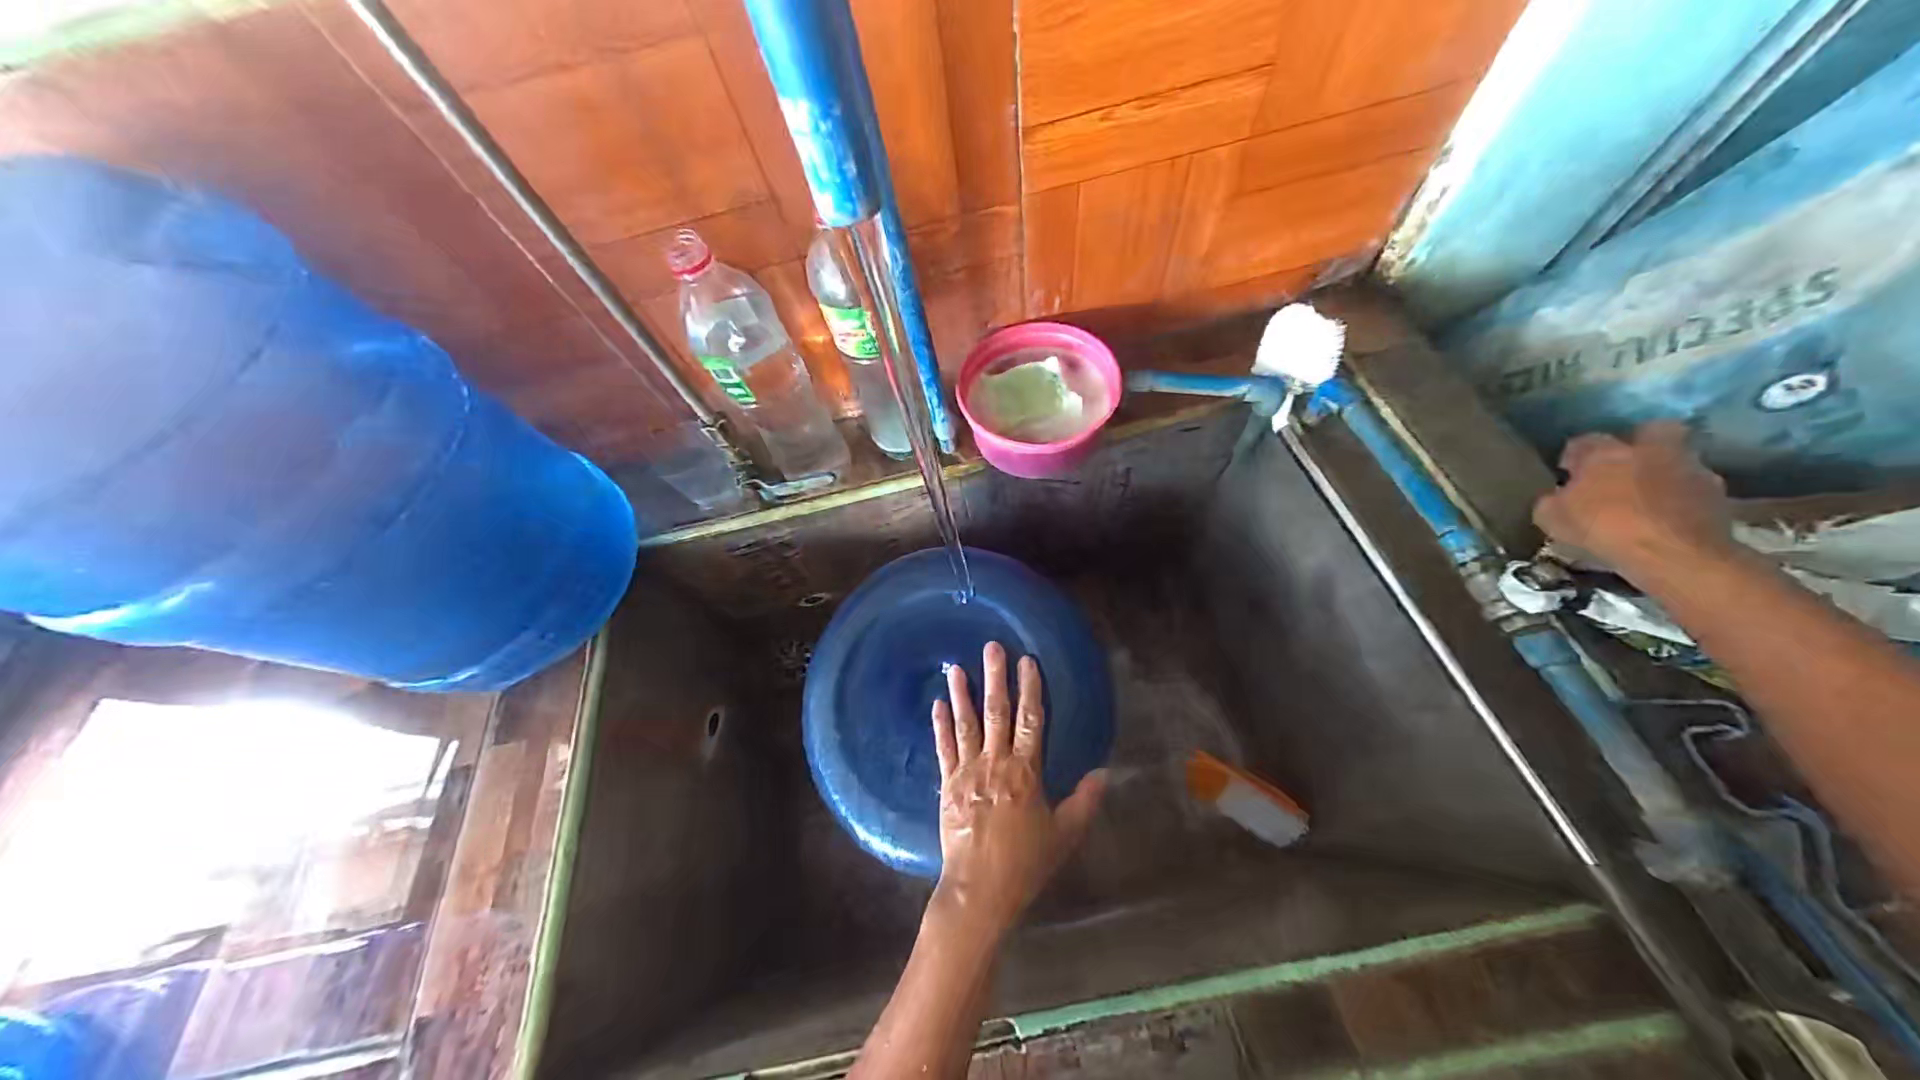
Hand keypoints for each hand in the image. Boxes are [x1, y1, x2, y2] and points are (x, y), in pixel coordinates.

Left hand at [929, 642, 1105, 940]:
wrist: (979, 889)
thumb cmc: (1025, 863)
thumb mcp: (1064, 834)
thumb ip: (1084, 801)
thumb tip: (1104, 772)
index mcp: (1026, 772)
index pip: (1032, 720)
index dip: (1030, 688)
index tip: (1027, 661)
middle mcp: (995, 764)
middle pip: (997, 713)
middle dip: (996, 678)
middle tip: (992, 646)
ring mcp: (967, 772)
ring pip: (966, 725)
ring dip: (962, 694)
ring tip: (956, 667)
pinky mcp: (947, 785)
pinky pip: (943, 749)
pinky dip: (940, 726)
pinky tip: (937, 703)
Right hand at [1533, 421, 1735, 574]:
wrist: (1675, 554)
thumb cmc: (1604, 530)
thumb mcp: (1551, 518)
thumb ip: (1552, 500)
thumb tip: (1557, 495)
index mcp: (1605, 454)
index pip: (1583, 441)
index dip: (1574, 455)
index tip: (1568, 472)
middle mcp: (1650, 451)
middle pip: (1651, 431)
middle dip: (1639, 442)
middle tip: (1624, 465)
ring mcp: (1691, 470)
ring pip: (1677, 460)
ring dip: (1663, 473)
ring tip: (1648, 498)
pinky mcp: (1718, 495)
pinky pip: (1693, 490)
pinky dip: (1682, 499)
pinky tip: (1669, 517)